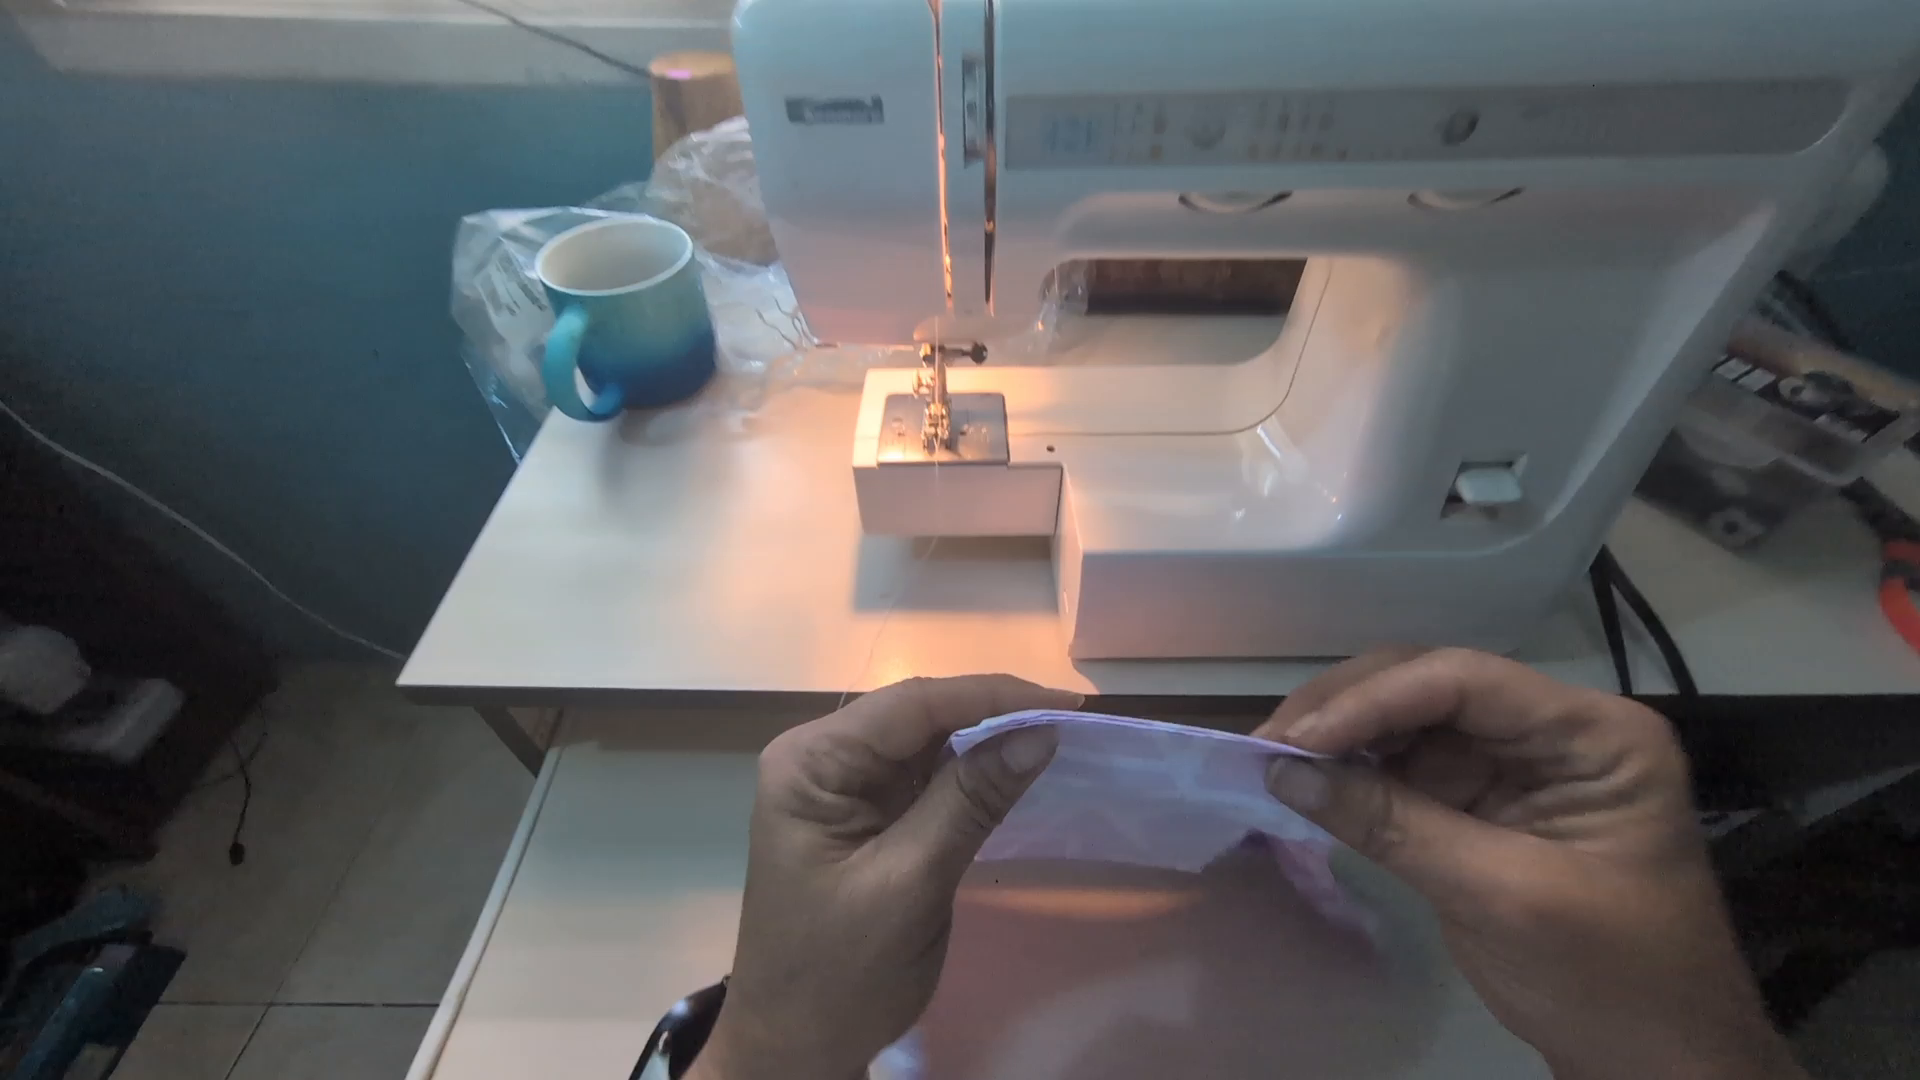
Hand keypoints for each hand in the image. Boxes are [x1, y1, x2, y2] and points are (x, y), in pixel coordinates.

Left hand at [692, 676, 1079, 1079]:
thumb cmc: (838, 974)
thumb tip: (1040, 734)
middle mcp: (825, 754)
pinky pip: (929, 770)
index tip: (1063, 702)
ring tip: (1053, 730)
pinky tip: (1013, 762)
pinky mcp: (870, 806)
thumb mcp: (909, 883)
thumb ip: (970, 800)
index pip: (911, 704)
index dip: (990, 695)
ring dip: (989, 735)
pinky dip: (974, 768)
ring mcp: (846, 779)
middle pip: (919, 713)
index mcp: (812, 761)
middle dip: (994, 711)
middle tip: (1068, 716)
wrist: (795, 1048)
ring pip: (929, 737)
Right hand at [1257, 649, 1801, 1079]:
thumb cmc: (1610, 980)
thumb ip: (1389, 824)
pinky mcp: (1465, 788)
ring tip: (1271, 757)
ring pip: (1394, 711)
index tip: (1300, 740)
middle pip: (1420, 682)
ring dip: (1331, 731)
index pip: (1461, 680)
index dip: (1373, 700)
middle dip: (1341, 708)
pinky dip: (1342, 764)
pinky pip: (1390, 756)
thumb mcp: (1501, 896)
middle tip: (1269, 743)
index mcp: (1589, 735)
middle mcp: (1542, 726)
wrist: (1651, 1062)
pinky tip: (1303, 775)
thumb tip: (1281, 772)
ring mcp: (1501, 755)